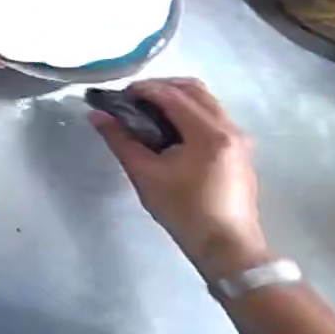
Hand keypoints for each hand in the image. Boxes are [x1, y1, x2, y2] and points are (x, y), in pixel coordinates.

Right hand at [88, 78, 270, 279]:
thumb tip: (96, 114)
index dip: (140, 89)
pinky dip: (187, 111)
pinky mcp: (238, 150)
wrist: (226, 246)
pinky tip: (166, 129)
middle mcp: (229, 129)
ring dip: (174, 98)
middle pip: (193, 89)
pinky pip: (211, 115)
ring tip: (146, 113)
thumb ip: (119, 138)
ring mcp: (238, 140)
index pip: (171, 95)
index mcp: (209, 133)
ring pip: (205, 101)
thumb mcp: (143, 172)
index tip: (116, 97)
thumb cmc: (183, 209)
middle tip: (132, 101)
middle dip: (159, 87)